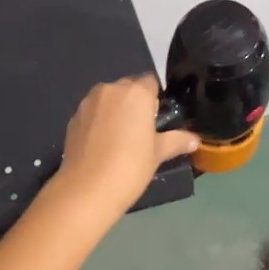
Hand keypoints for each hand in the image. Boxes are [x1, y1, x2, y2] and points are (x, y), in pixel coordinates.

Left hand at [52, 76, 197, 215]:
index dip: (155, 97)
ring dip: (115, 110)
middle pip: (127, 88)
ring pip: (107, 99)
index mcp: (136, 93)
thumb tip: (195, 140)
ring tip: (120, 139)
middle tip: (141, 131)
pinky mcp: (73, 117)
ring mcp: (88, 102)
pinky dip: (98, 121)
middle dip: (134, 103)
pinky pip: (92, 112)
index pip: (150, 81)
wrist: (87, 188)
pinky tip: (101, 144)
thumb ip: (176, 141)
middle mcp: (110, 89)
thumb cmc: (130, 166)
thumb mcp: (158, 154)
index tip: (156, 118)